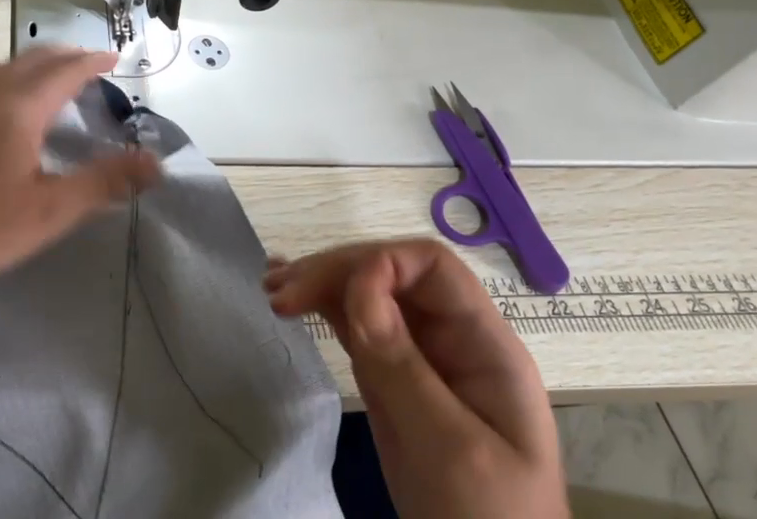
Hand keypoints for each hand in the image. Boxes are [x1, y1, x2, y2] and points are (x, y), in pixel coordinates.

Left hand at [0, 48, 160, 299]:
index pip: (65, 70)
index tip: (114, 59)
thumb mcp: (48, 212)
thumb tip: (156, 163)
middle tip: (90, 66)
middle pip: (33, 61)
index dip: (93, 62)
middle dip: (65, 58)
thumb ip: (104, 182)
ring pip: (2, 67)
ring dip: (33, 67)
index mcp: (18, 106)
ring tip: (49, 80)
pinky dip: (0, 77)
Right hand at [265, 240, 567, 518]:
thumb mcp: (450, 448)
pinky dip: (324, 311)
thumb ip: (403, 367)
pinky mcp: (395, 385)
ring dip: (321, 284)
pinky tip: (292, 301)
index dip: (380, 264)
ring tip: (271, 288)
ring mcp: (422, 362)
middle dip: (336, 272)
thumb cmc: (485, 517)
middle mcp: (453, 341)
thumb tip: (356, 288)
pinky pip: (359, 332)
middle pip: (393, 277)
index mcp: (484, 346)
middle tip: (277, 292)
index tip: (329, 294)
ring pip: (370, 300)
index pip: (433, 269)